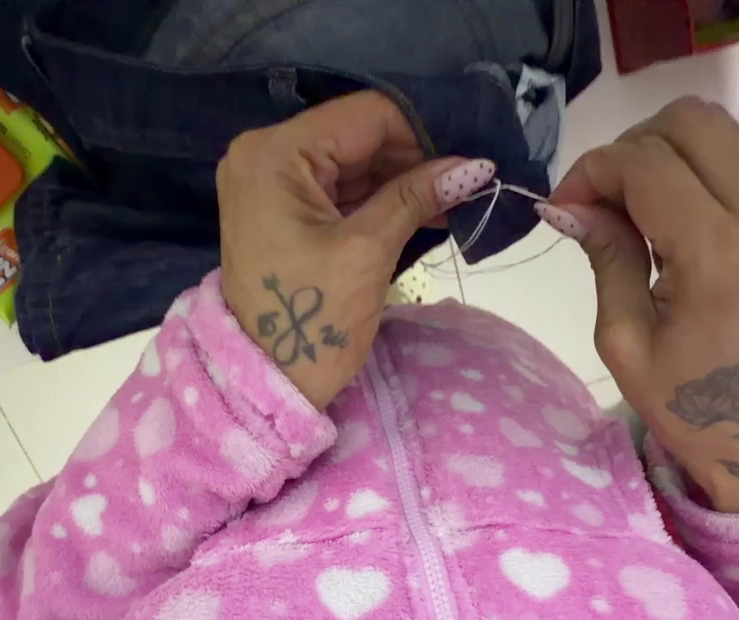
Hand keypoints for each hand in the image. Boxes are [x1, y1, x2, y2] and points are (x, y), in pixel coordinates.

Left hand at [217, 91, 495, 408]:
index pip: (364, 116)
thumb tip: (475, 166)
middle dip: (409, 163)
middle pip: (355, 138)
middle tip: (459, 194)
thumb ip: (417, 197)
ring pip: (348, 166)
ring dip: (396, 185)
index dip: (420, 137)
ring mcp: (266, 186)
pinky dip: (372, 203)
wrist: (268, 384)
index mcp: (274, 154)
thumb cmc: (313, 320)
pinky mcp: (277, 214)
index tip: (461, 171)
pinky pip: (333, 192)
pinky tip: (412, 217)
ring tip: (444, 210)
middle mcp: (262, 155)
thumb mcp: (367, 252)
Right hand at [539, 97, 738, 511]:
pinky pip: (731, 157)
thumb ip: (605, 256)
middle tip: (595, 201)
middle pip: (688, 122)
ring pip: (714, 129)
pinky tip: (658, 216)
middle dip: (627, 150)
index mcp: (718, 256)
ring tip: (624, 208)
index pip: (648, 165)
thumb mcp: (623, 340)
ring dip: (656, 153)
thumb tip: (569, 204)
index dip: (593, 171)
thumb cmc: (682, 399)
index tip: (562, 206)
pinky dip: (685, 168)